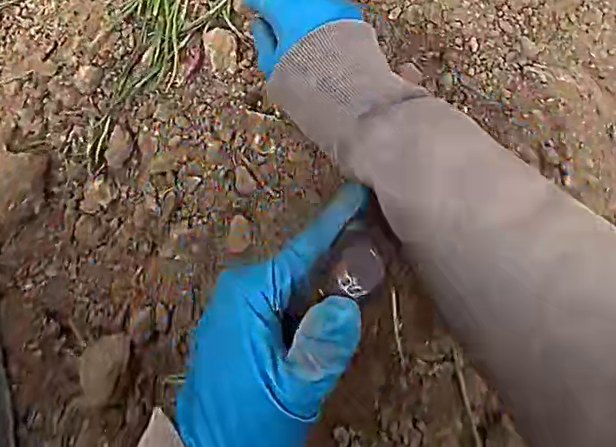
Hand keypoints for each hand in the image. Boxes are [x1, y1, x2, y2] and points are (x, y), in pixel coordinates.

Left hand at [175, 184, 369, 446]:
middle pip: (301, 262)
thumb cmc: (245, 424)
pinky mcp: (242, 325)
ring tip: (363, 264)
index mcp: (250, 291)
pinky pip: (285, 302)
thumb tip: (347, 307)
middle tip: (376, 233)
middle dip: (338, 251)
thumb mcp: (291, 390)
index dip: (336, 219)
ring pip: (295, 284)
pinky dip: (311, 301)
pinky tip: (334, 303)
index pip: (303, 248)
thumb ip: (320, 348)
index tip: (360, 191)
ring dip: (327, 280)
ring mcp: (239, 306)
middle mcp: (241, 288)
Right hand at [242, 0, 364, 75]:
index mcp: (281, 7)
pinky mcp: (345, 5)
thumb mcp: (272, 62)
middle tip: (270, 4)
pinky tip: (316, 17)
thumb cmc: (304, 73)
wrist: (345, 80)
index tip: (250, 6)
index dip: (253, 0)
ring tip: (294, 9)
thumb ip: (263, 38)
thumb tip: (259, 22)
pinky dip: (317, 3)